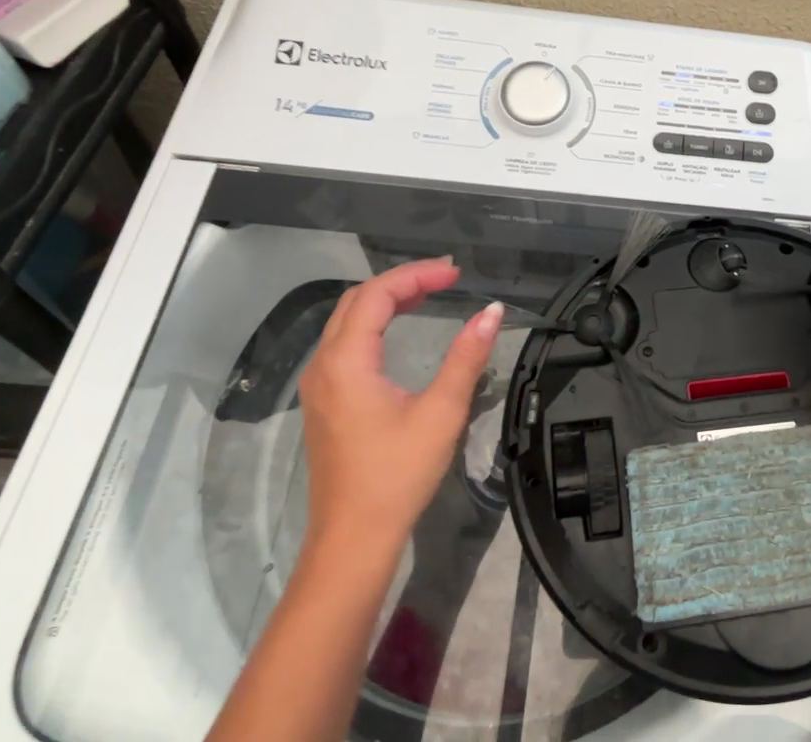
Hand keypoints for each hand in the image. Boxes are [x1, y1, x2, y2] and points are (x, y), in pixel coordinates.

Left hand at [297, 258, 502, 551]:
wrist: (353, 537)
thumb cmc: (398, 475)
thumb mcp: (441, 413)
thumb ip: (466, 358)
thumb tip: (491, 313)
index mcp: (346, 361)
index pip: (377, 295)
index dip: (417, 276)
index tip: (456, 273)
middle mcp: (323, 365)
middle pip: (356, 301)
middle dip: (401, 282)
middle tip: (445, 279)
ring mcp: (318, 386)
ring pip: (346, 323)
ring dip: (385, 302)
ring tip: (427, 296)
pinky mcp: (323, 403)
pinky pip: (344, 345)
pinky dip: (373, 326)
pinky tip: (397, 333)